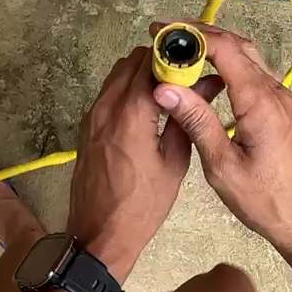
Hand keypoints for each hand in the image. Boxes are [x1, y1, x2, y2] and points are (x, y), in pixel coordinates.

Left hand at [66, 47, 215, 274]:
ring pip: (117, 73)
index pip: (151, 64)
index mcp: (129, 115)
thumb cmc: (141, 206)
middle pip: (131, 61)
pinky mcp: (87, 126)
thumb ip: (185, 119)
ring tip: (170, 88)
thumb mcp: (174, 163)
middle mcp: (105, 108)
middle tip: (186, 73)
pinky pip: (109, 92)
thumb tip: (204, 87)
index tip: (196, 61)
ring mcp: (92, 116)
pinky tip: (149, 106)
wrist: (99, 234)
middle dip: (160, 60)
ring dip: (142, 72)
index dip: (175, 57)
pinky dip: (128, 88)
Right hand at [148, 23, 291, 253]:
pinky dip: (232, 67)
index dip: (190, 33)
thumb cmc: (267, 201)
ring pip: (250, 58)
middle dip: (201, 34)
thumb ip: (196, 121)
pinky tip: (213, 82)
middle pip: (238, 45)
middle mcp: (275, 93)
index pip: (223, 47)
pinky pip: (257, 76)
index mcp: (259, 100)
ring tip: (184, 53)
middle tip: (167, 36)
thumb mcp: (222, 165)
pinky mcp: (285, 113)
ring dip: (217, 49)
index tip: (160, 31)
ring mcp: (284, 101)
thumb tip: (164, 87)